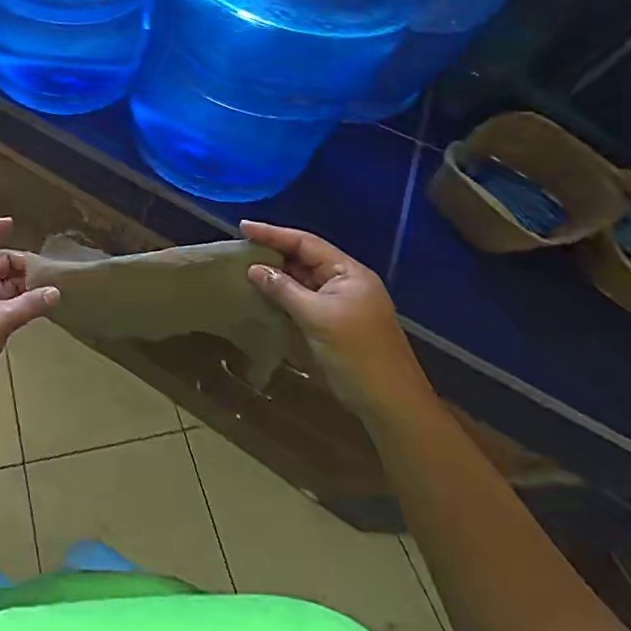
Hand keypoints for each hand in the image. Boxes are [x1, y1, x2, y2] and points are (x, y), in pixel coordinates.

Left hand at [0, 217, 55, 402]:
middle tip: (43, 273)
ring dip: (21, 284)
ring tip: (46, 290)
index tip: (11, 225)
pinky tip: (37, 308)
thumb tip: (55, 291)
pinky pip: (5, 304)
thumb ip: (30, 304)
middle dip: (18, 263)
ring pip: (2, 284)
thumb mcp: (2, 319)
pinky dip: (20, 302)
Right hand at [240, 220, 433, 419]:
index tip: (243, 227)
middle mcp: (346, 283)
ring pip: (303, 280)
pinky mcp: (333, 324)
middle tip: (240, 248)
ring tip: (244, 268)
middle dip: (274, 252)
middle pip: (305, 259)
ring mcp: (340, 304)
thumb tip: (254, 269)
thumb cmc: (357, 353)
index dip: (274, 233)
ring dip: (276, 275)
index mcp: (349, 273)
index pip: (307, 243)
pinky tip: (262, 294)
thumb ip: (283, 289)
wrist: (390, 403)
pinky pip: (303, 300)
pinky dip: (283, 295)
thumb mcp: (316, 317)